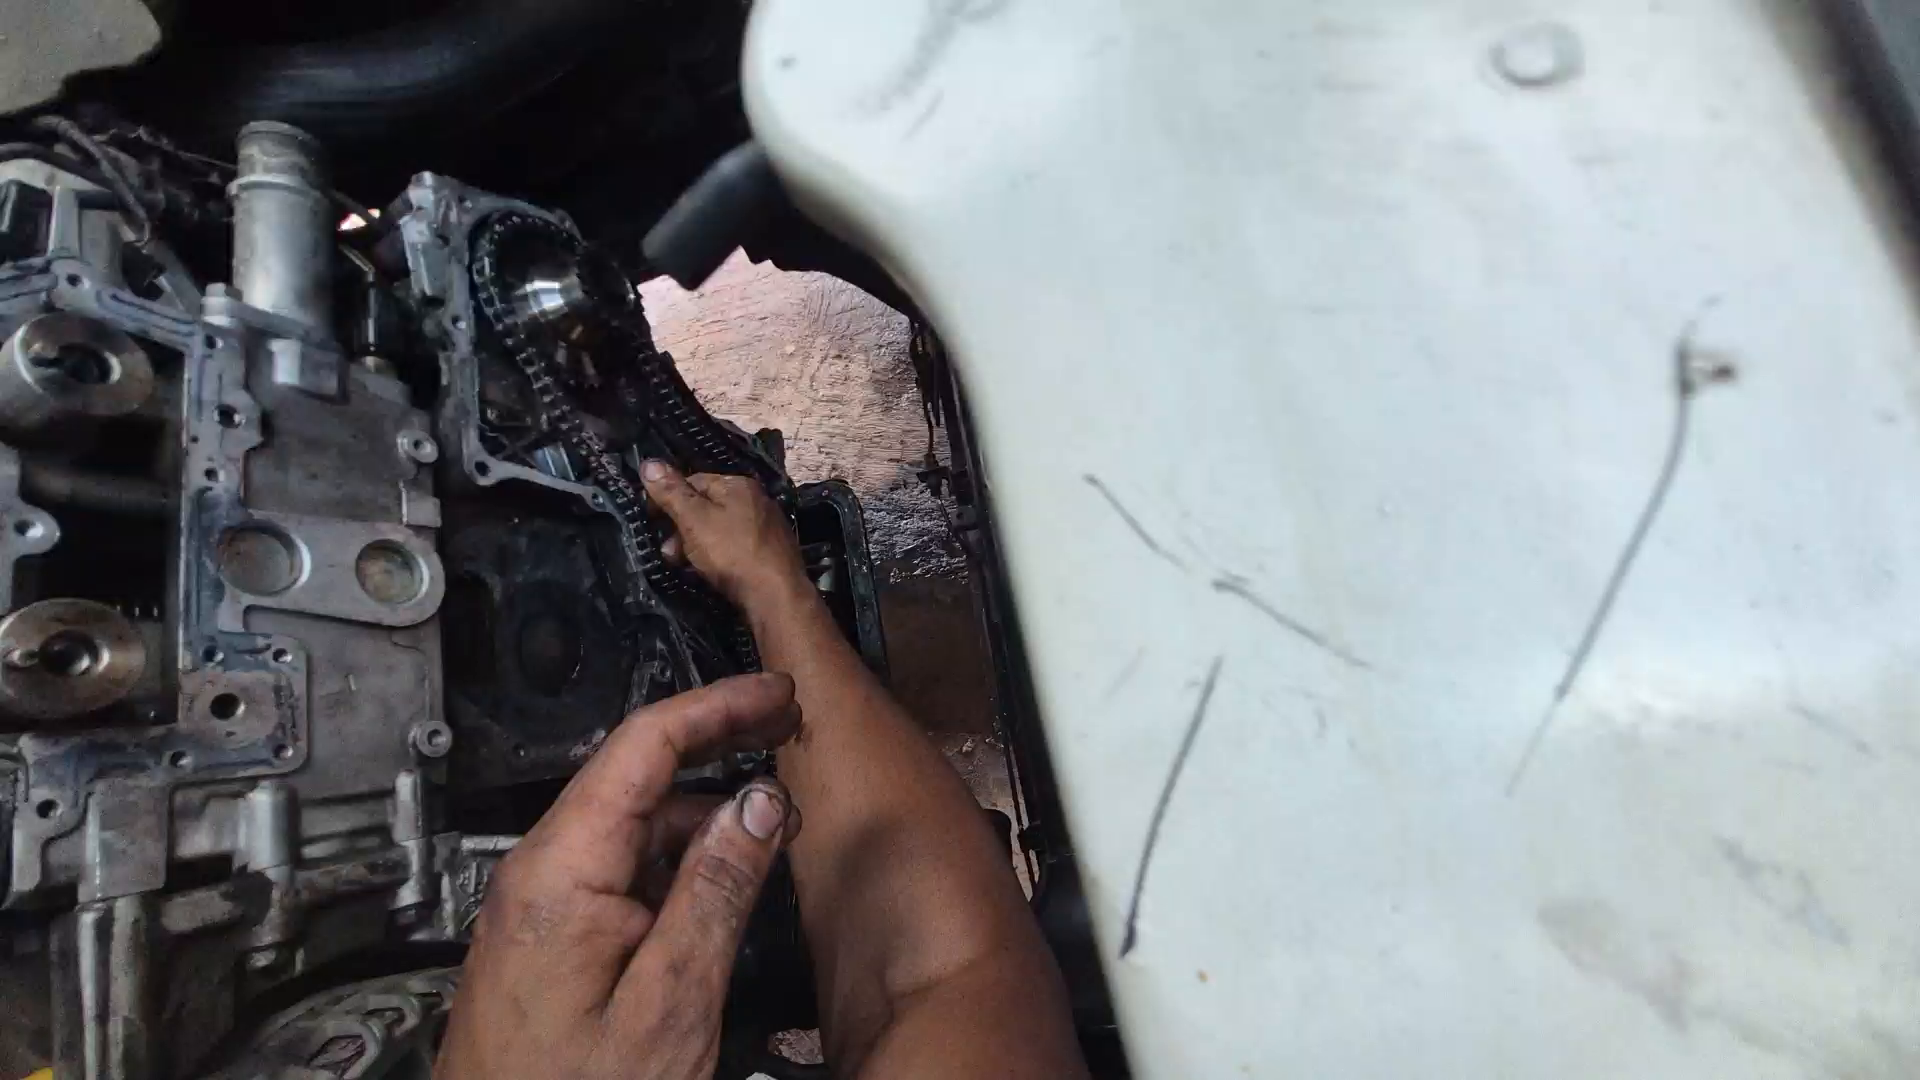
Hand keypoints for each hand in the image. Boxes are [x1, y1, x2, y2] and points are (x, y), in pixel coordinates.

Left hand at [437, 674, 802, 1079]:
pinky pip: (636, 858)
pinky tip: (732, 860)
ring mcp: (554, 896)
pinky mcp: (566, 926)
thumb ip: (718, 890)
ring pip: (642, 812)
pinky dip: (692, 844)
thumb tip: (760, 802)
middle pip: (641, 764)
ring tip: (775, 808)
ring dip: (712, 797)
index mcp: (562, 870)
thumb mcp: (669, 1002)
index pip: (645, 744)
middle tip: (784, 721)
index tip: (774, 693)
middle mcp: (547, 869)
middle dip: (719, 734)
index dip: (718, 706)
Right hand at [641, 460, 807, 610]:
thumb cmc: (733, 553)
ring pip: (720, 530)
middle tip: (668, 552)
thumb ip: (672, 493)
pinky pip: (736, 547)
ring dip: (696, 545)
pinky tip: (709, 572)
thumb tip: (649, 463)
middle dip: (681, 528)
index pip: (693, 481)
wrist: (776, 595)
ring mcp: (767, 527)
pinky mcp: (771, 552)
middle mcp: (757, 501)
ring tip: (684, 565)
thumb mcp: (695, 519)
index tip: (650, 519)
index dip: (668, 498)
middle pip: (707, 507)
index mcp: (739, 485)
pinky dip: (719, 557)